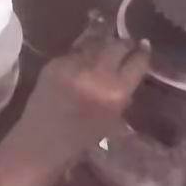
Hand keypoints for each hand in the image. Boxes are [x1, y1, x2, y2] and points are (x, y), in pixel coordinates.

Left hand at [3, 14, 150, 170]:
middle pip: (118, 45)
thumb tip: (130, 72)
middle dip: (125, 44)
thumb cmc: (81, 140)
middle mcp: (97, 73)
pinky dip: (82, 52)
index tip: (144, 49)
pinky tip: (85, 57)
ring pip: (96, 42)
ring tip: (108, 44)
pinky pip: (75, 51)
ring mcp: (73, 65)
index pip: (137, 62)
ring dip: (104, 42)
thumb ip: (122, 93)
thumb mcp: (112, 119)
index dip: (143, 54)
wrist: (41, 143)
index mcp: (116, 92)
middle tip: (128, 43)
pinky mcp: (55, 63)